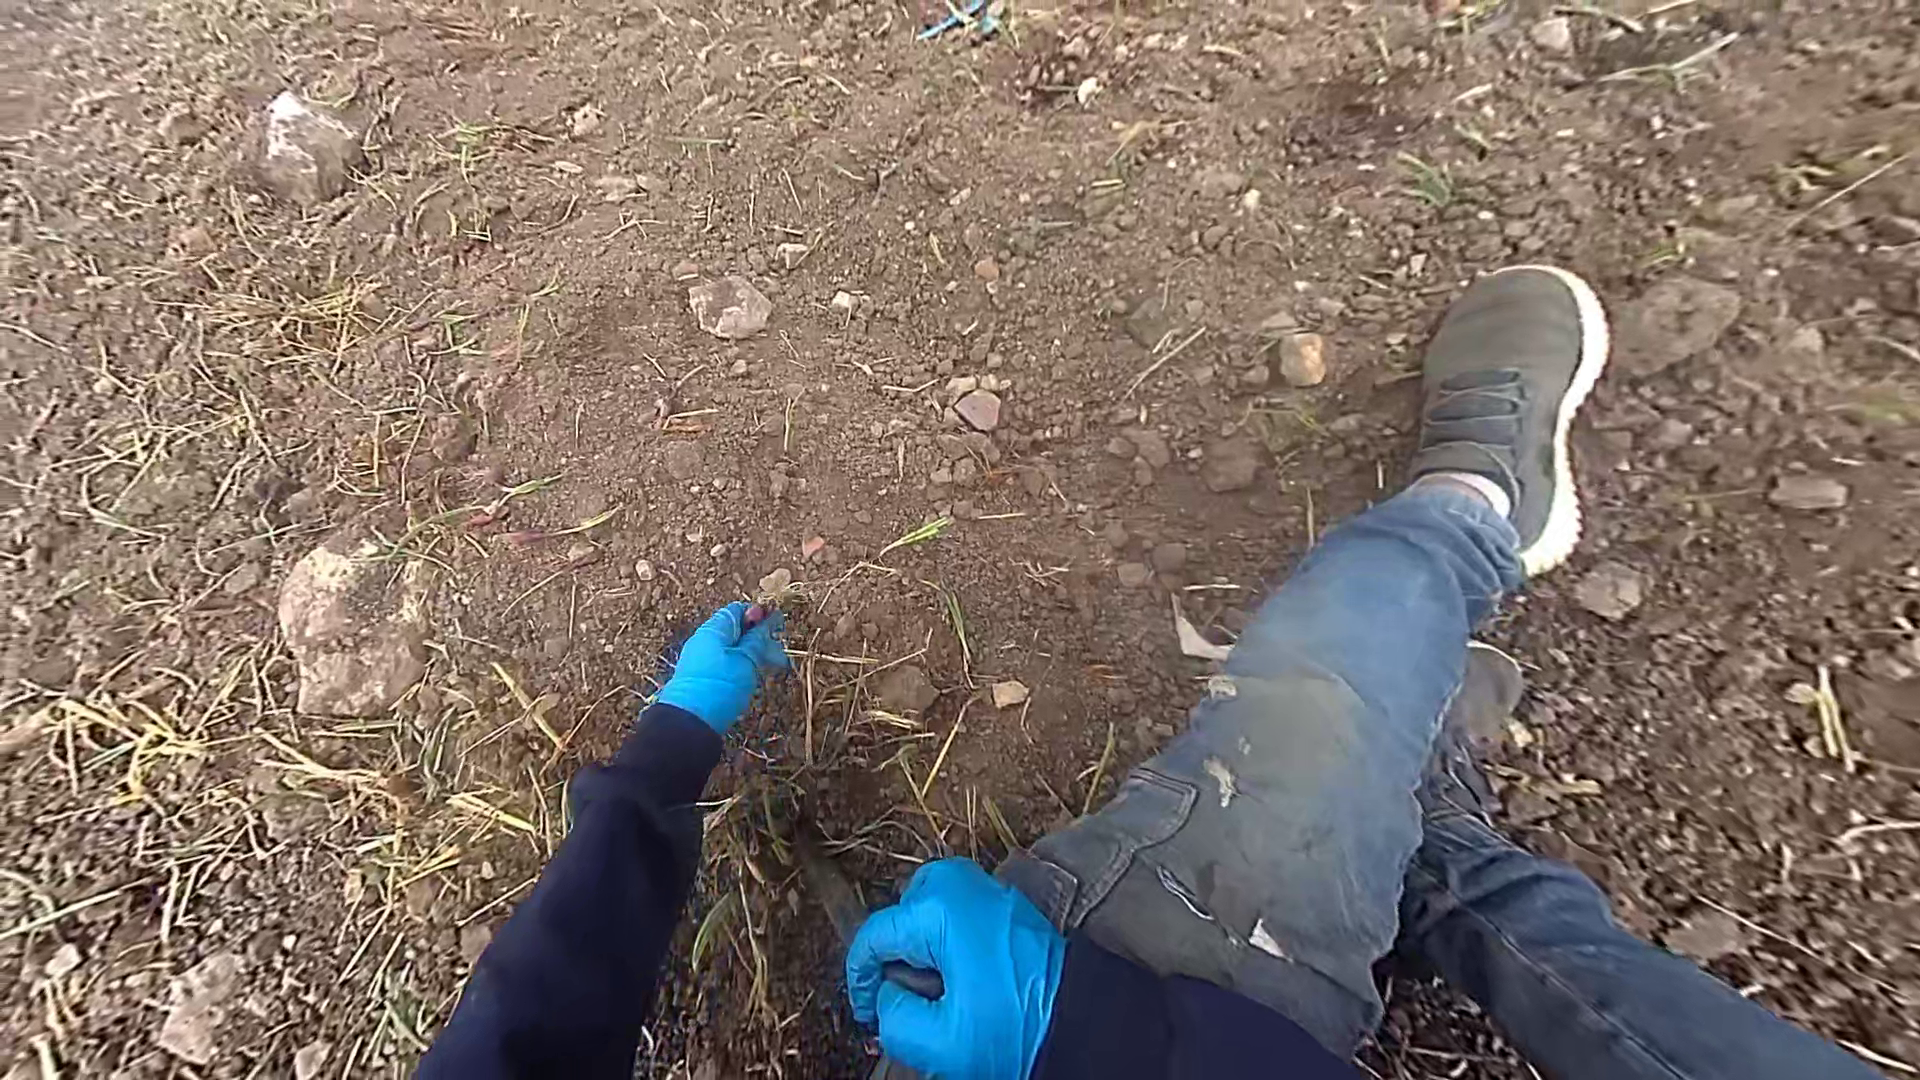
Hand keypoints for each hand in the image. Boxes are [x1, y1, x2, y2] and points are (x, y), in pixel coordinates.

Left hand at [656, 602, 788, 732]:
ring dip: (755, 653)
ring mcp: (703, 661)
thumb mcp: (746, 658)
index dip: (759, 614)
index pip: (738, 610)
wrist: (689, 724)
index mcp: (713, 630)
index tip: (777, 625)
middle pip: (737, 630)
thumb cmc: (720, 685)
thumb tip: (767, 615)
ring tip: (773, 665)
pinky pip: (728, 664)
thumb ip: (758, 637)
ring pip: (734, 649)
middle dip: (760, 636)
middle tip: (779, 649)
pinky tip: (755, 676)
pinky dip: (744, 666)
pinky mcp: (704, 679)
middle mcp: (705, 641)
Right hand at [846, 858, 1064, 1079]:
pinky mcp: (995, 893)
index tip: (869, 1012)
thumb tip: (885, 993)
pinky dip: (944, 937)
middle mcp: (954, 879)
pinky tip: (963, 974)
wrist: (1074, 1013)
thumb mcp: (940, 1043)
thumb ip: (893, 1016)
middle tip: (918, 1000)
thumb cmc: (1013, 1026)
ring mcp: (978, 881)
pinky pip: (950, 907)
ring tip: (943, 988)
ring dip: (921, 947)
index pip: (874, 934)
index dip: (860, 978)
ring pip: (923, 909)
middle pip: (898, 917)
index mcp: (936, 906)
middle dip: (897, 959)